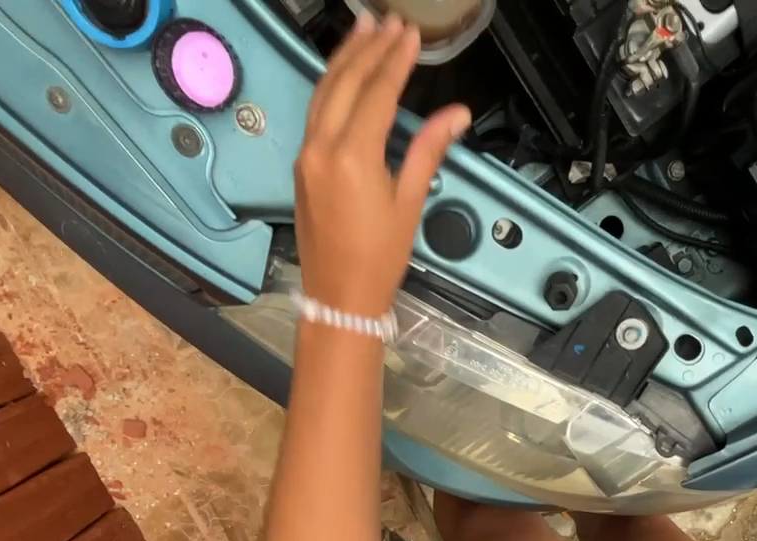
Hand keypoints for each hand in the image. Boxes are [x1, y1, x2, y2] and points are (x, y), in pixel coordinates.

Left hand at [295, 14, 470, 317]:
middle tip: (389, 21)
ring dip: (345, 58)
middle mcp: (322, 148)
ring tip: (362, 29)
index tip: (411, 35)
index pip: (377, 93)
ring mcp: (306, 156)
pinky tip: (343, 74)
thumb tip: (455, 115)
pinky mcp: (301, 167)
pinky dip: (331, 85)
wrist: (340, 296)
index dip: (396, 60)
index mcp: (352, 156)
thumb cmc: (379, 259)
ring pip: (323, 91)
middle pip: (345, 81)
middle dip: (368, 48)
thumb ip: (428, 151)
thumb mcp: (409, 205)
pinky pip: (315, 112)